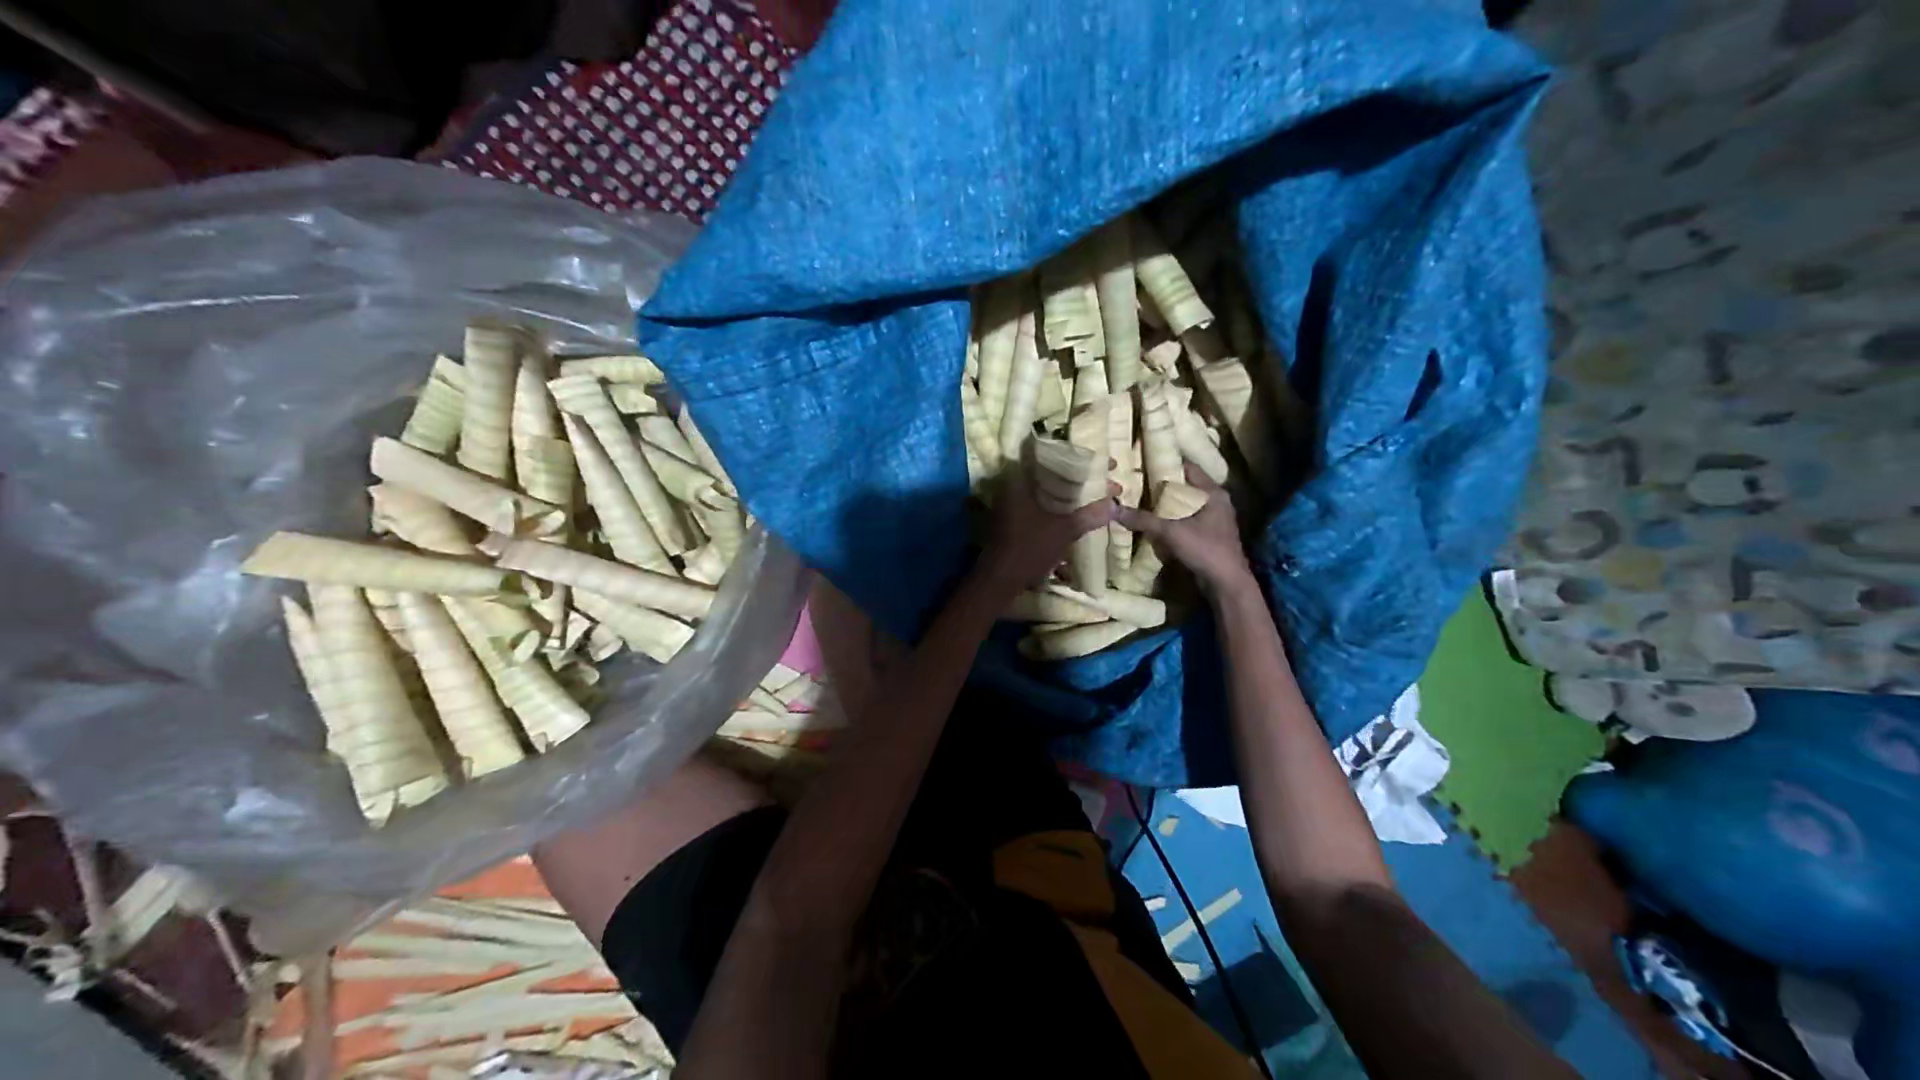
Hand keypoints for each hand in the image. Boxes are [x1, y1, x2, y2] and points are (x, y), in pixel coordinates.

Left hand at [975, 471, 1113, 600]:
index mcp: (1020, 479)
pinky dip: (1060, 506)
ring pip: (1047, 490)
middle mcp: (1013, 485)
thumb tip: (1114, 504)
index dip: (1081, 458)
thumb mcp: (1063, 531)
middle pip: (1052, 472)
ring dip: (1071, 493)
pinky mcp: (1013, 518)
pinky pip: (1041, 503)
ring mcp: (1011, 502)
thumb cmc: (1029, 549)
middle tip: (1106, 481)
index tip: (1105, 465)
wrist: (1000, 579)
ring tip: (1097, 497)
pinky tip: (1078, 513)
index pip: (1053, 455)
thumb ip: (1088, 515)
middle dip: (1080, 477)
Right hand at [1116, 464, 1254, 593]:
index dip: (1166, 464)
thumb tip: (1113, 508)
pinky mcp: (1209, 534)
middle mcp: (1216, 501)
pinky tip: (1153, 521)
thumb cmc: (1205, 549)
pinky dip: (1171, 519)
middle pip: (1185, 486)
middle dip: (1162, 486)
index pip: (1188, 468)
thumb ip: (1143, 520)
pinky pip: (1186, 519)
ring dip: (1166, 504)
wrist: (1226, 583)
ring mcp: (1214, 518)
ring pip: (1185, 504)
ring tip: (1140, 500)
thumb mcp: (1171, 532)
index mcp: (1213, 492)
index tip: (1143, 463)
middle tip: (1136, 482)